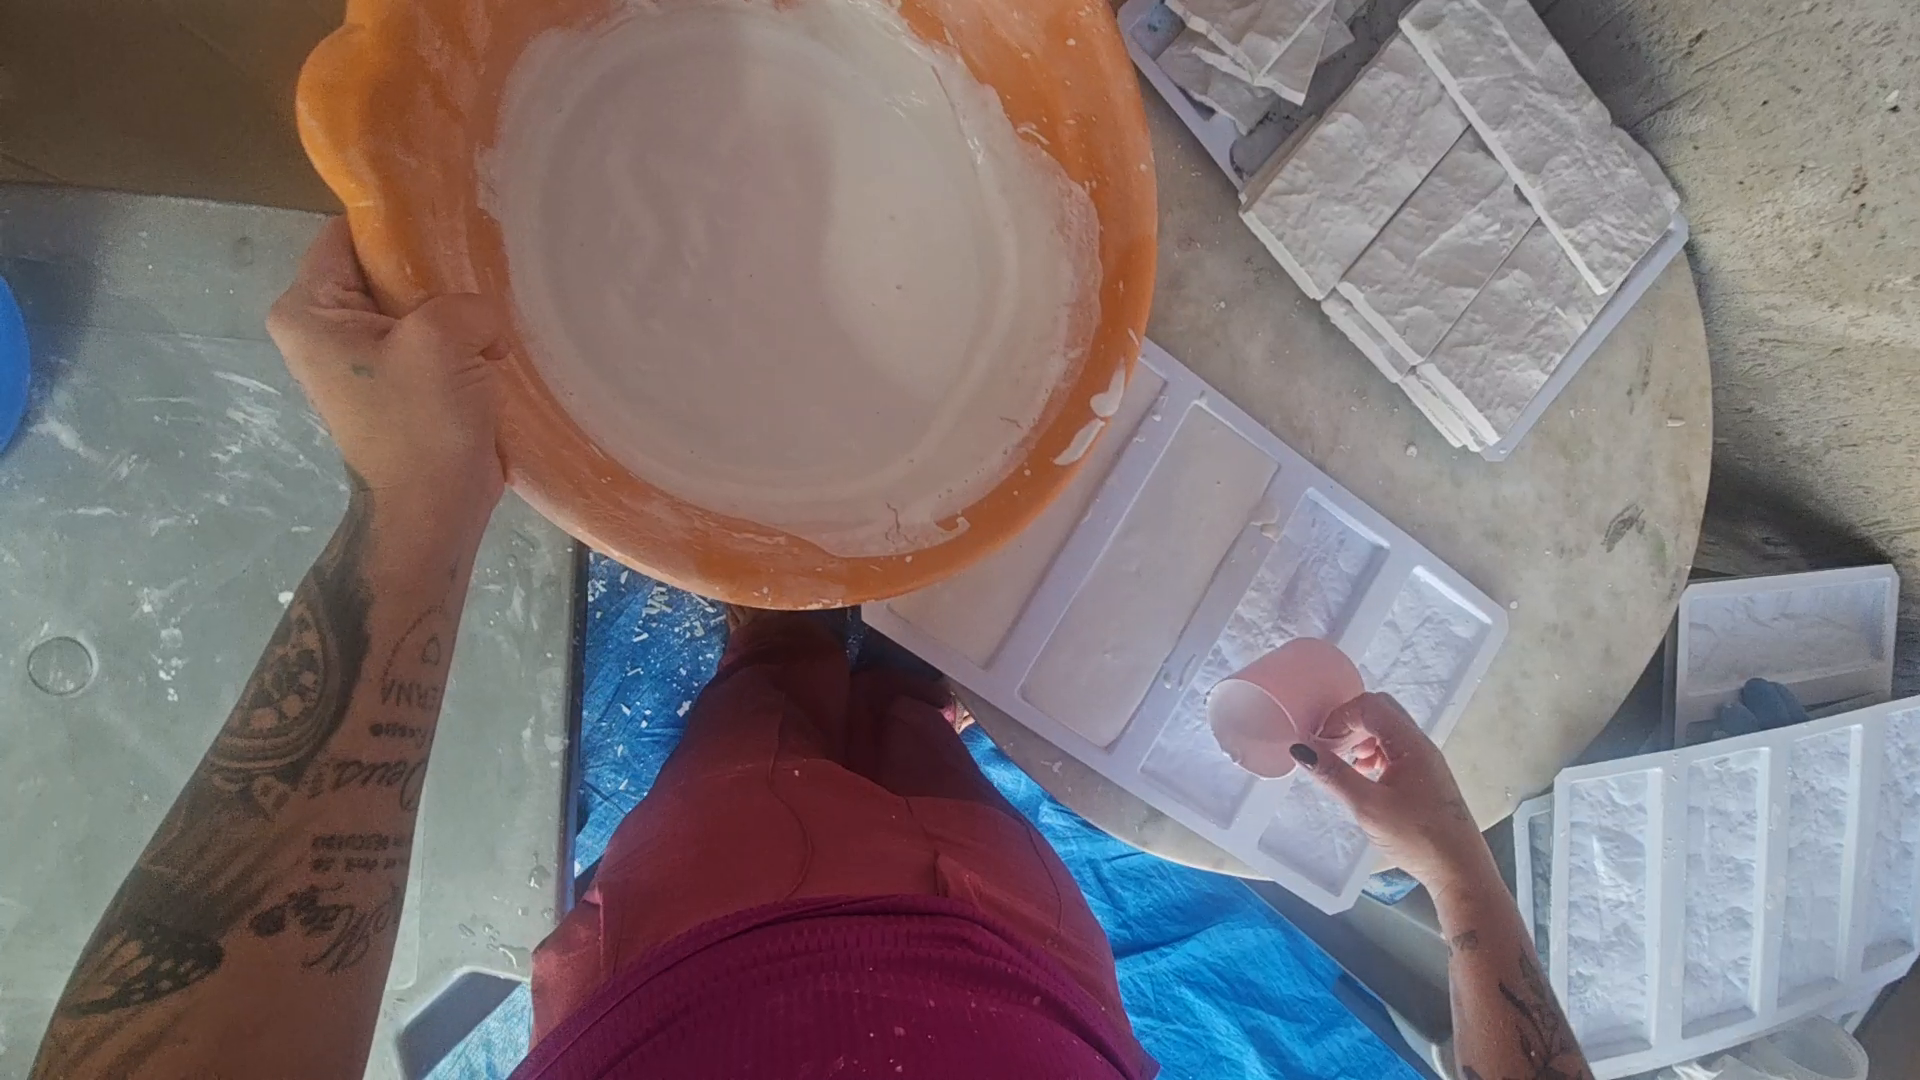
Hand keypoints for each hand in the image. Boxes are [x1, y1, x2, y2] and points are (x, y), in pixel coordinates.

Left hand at [267, 218, 506, 515]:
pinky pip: (438, 348)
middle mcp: (329, 332)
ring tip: (497, 323)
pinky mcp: (406, 390)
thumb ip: (465, 303)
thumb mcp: (442, 342)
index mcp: (310, 311)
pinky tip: (496, 353)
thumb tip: (484, 318)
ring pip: (422, 314)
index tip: (456, 227)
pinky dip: (468, 348)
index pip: (347, 240)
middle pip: (389, 276)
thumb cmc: (421, 424)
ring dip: (462, 319)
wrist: (434, 504)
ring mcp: (370, 364)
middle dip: (440, 279)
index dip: (398, 228)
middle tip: (488, 282)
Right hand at [1289, 692, 1494, 895]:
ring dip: (1357, 737)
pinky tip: (1361, 774)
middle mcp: (1420, 745)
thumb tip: (1301, 748)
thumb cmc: (1417, 838)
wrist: (1461, 873)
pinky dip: (1369, 752)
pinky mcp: (1422, 775)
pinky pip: (1391, 747)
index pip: (1369, 706)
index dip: (1338, 718)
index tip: (1320, 744)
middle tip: (1328, 748)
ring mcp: (1423, 759)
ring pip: (1384, 728)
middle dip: (1347, 722)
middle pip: (1377, 710)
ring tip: (1342, 762)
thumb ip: (1333, 774)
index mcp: (1411, 744)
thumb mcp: (1368, 806)